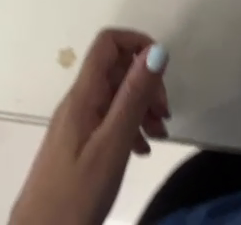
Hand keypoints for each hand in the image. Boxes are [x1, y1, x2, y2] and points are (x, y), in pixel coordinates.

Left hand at [11, 29, 169, 224]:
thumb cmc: (75, 196)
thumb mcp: (112, 146)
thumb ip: (134, 97)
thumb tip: (157, 49)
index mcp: (83, 96)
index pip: (108, 44)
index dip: (137, 43)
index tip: (162, 68)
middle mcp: (78, 102)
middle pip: (116, 69)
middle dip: (146, 82)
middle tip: (165, 114)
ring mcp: (76, 124)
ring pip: (115, 95)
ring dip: (142, 106)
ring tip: (159, 135)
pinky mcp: (78, 145)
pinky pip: (109, 119)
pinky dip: (130, 126)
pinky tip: (142, 150)